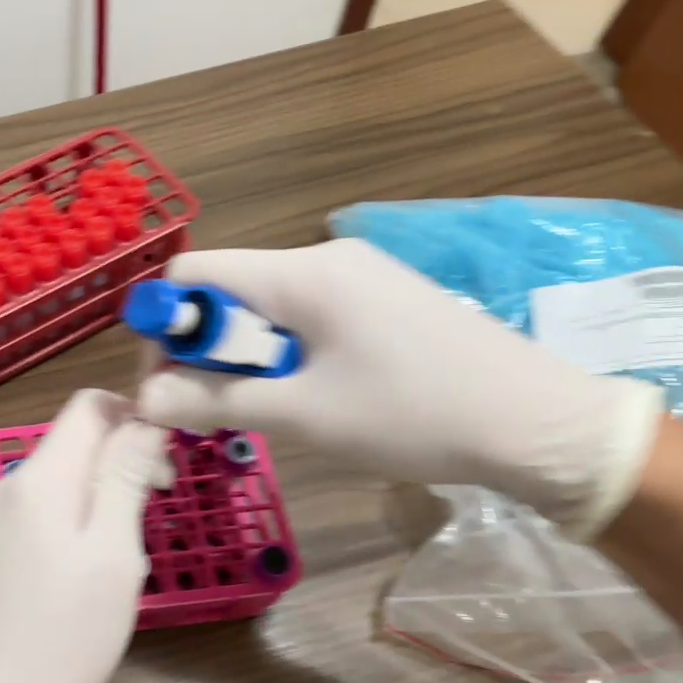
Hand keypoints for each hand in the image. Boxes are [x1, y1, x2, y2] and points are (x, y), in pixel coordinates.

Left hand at [0, 389, 167, 682]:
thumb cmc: (69, 634)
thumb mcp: (114, 554)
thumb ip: (125, 477)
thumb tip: (142, 417)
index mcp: (39, 478)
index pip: (88, 406)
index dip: (134, 415)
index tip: (167, 459)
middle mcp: (9, 485)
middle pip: (76, 442)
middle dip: (122, 460)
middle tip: (156, 508)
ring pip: (63, 477)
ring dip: (103, 494)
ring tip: (125, 551)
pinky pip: (43, 509)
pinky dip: (76, 518)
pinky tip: (90, 567)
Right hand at [136, 239, 662, 538]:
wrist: (536, 423)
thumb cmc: (412, 415)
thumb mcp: (303, 414)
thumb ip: (215, 401)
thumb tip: (145, 398)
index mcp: (302, 274)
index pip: (195, 272)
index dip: (163, 324)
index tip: (167, 383)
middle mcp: (326, 259)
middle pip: (230, 290)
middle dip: (206, 349)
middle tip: (214, 410)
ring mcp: (360, 276)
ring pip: (268, 308)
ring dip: (246, 357)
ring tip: (268, 409)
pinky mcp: (384, 299)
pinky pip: (308, 316)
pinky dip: (285, 353)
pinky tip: (309, 394)